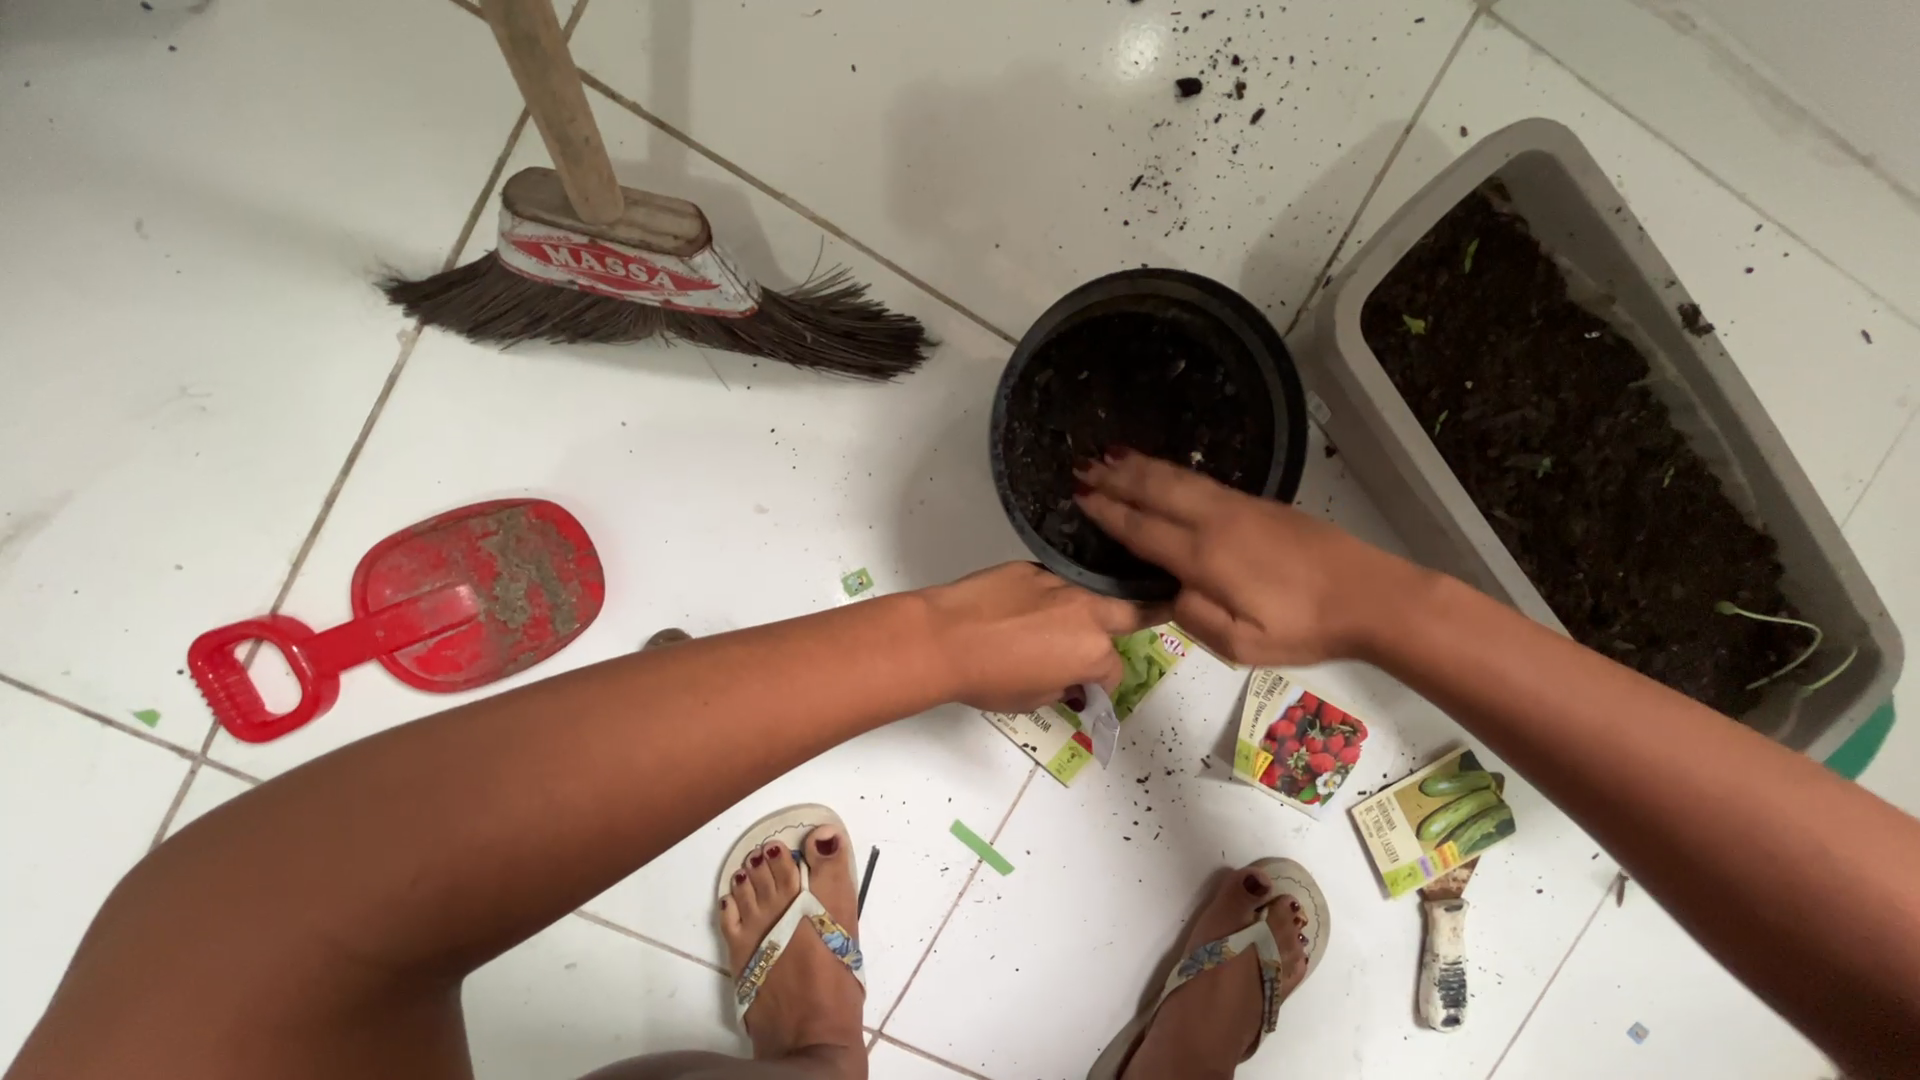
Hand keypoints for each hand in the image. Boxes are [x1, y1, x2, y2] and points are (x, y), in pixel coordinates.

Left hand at [922, 562, 1154, 712]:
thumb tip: (1068, 681)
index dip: (1100, 684)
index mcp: (1093, 651)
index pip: (1114, 671)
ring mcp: (1060, 584)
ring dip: (1083, 611)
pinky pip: (1051, 584)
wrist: (944, 638)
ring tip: (1059, 624)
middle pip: (1129, 614)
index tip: (1084, 689)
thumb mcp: (1032, 700)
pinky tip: (1022, 608)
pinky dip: (1046, 597)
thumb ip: (1061, 688)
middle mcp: (1087, 612)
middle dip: (1131, 625)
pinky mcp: (1031, 567)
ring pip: (1088, 595)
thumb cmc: (989, 679)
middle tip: (1112, 635)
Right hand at [1074, 449, 1428, 666]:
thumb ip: (1195, 617)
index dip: (1108, 513)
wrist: (1371, 596)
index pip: (1143, 530)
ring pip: (1178, 477)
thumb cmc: (1305, 627)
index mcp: (1205, 557)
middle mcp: (1215, 521)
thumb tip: (1170, 593)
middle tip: (1081, 466)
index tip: (1079, 497)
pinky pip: (1200, 479)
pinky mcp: (1258, 504)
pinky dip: (1171, 469)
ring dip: (1140, 466)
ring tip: (1110, 455)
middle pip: (1155, 491)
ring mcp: (1238, 507)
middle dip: (1115, 478)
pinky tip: (1163, 470)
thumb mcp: (1242, 644)